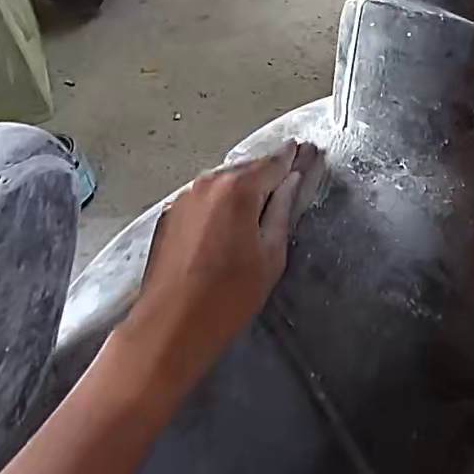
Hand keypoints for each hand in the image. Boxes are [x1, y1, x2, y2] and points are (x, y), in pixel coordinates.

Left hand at [121, 141, 319, 397]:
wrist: (171, 323)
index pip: (272, 163)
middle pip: (245, 169)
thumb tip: (291, 183)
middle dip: (266, 171)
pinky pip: (203, 200)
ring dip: (241, 187)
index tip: (304, 150)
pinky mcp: (169, 215)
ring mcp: (183, 197)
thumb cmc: (228, 295)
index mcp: (236, 188)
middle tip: (289, 172)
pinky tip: (228, 221)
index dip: (291, 158)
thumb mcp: (270, 255)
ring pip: (221, 183)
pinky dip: (219, 203)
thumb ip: (282, 211)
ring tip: (261, 198)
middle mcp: (207, 183)